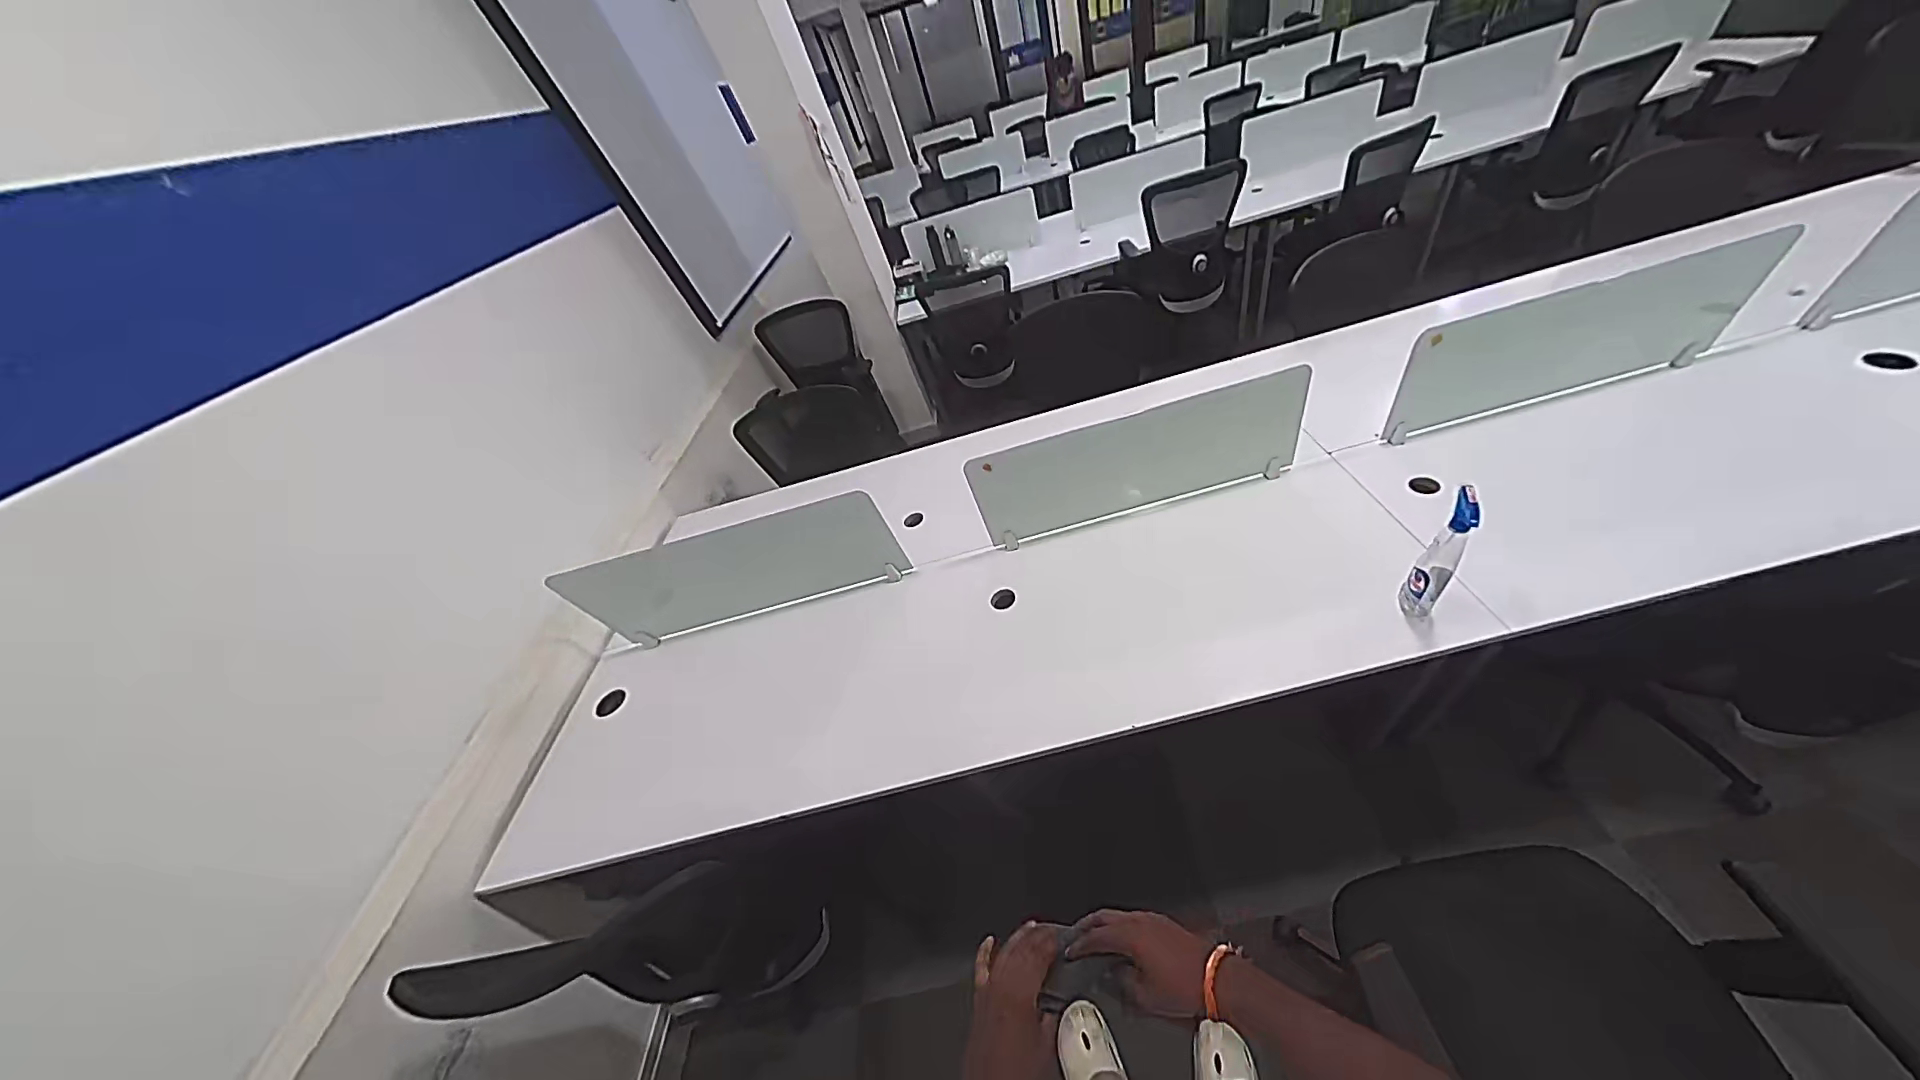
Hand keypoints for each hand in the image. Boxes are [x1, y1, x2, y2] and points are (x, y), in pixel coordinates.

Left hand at [963, 921, 1062, 1079]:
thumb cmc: (1017, 1072)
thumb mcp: (1048, 1044)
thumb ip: (1056, 1015)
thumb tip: (1063, 1000)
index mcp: (1019, 994)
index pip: (1038, 955)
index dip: (1051, 942)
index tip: (1063, 935)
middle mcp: (1000, 987)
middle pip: (1021, 950)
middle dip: (1038, 936)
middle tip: (1052, 928)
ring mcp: (987, 992)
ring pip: (1003, 953)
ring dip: (1017, 938)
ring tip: (1030, 927)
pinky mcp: (979, 1002)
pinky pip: (981, 969)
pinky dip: (984, 952)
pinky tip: (989, 942)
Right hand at [1066, 909, 1214, 1019]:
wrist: (1216, 979)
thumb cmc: (1185, 986)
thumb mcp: (1145, 996)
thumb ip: (1121, 982)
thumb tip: (1112, 976)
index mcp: (1130, 935)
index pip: (1096, 936)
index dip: (1080, 945)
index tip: (1071, 951)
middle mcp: (1139, 921)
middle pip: (1103, 917)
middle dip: (1086, 926)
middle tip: (1075, 937)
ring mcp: (1152, 919)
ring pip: (1118, 915)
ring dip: (1103, 924)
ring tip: (1096, 937)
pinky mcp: (1163, 923)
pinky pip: (1133, 918)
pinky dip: (1120, 925)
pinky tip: (1122, 938)